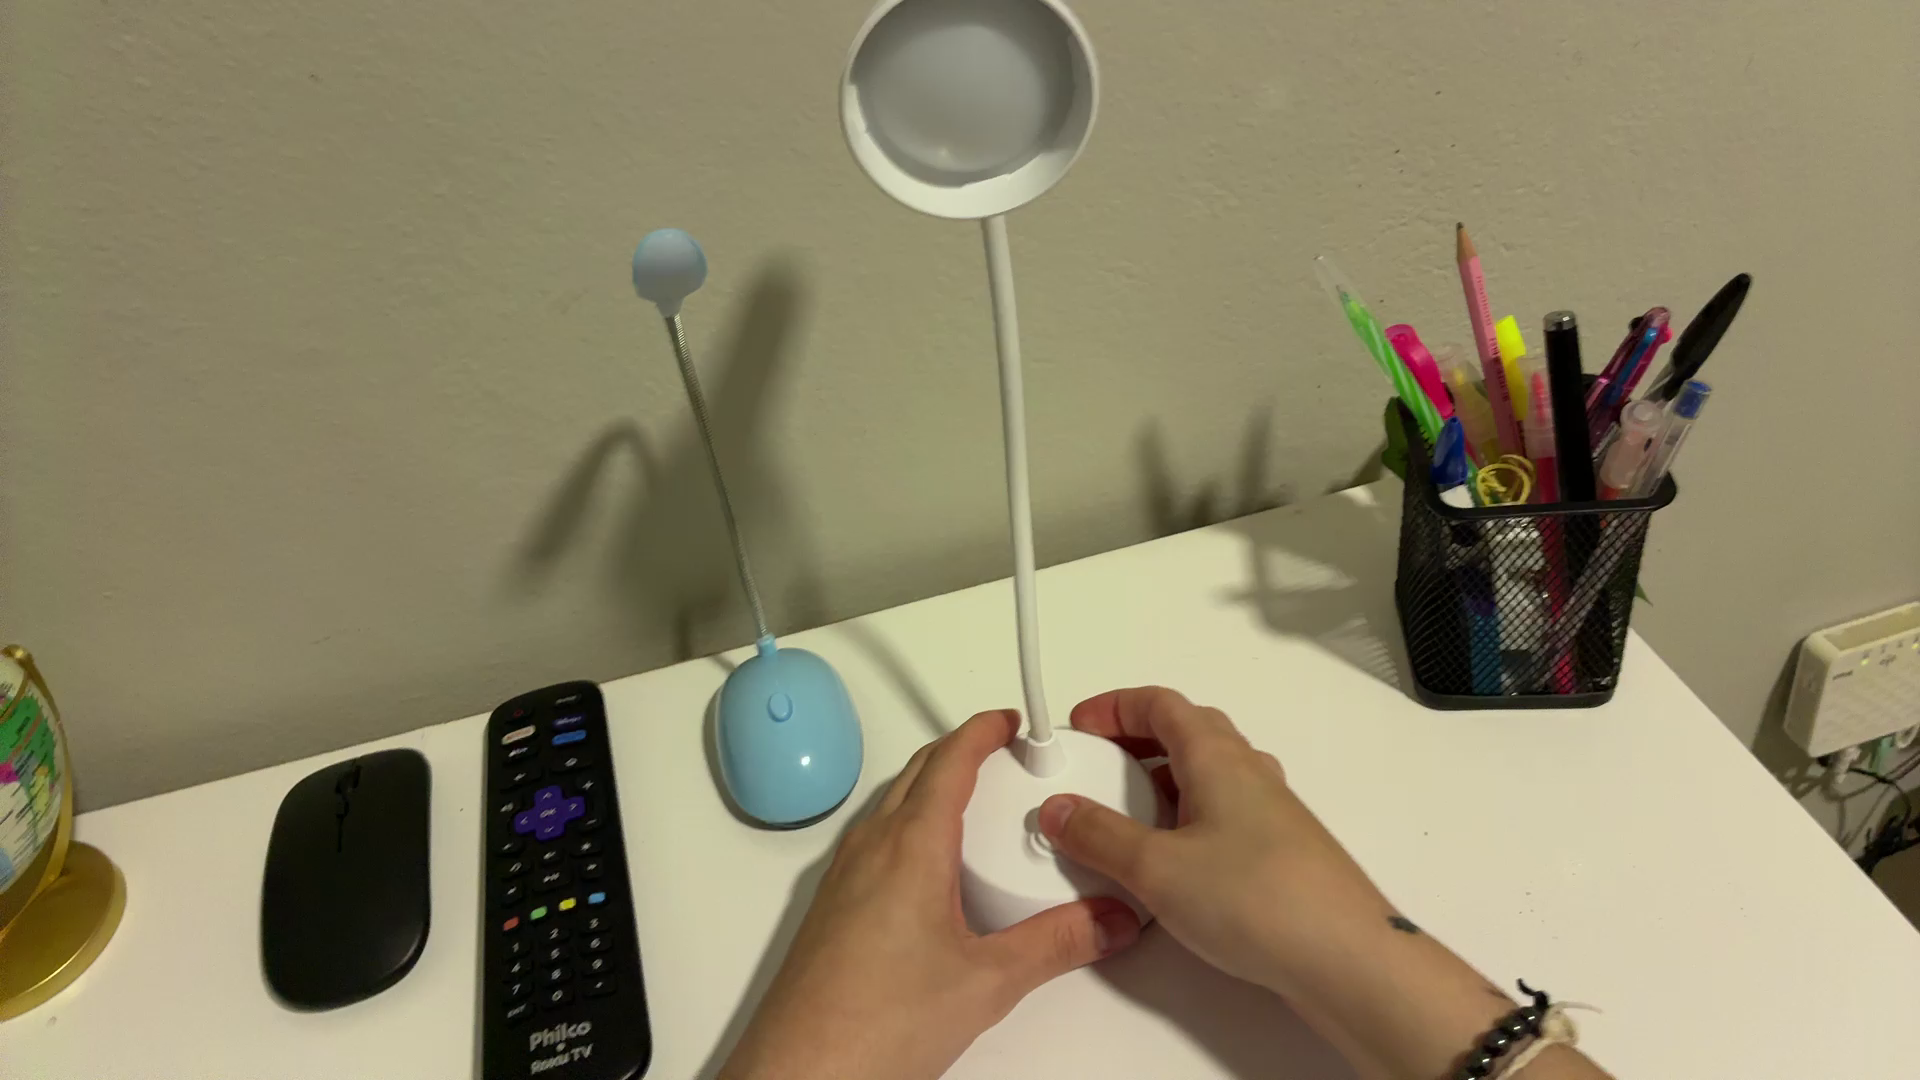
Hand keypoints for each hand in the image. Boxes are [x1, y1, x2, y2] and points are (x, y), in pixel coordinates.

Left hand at [719, 709, 1142, 1079]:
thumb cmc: (873, 1024)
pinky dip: (910, 816)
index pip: (951, 760)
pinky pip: (877, 830)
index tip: (1008, 721)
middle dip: (961, 748)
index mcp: (912, 844)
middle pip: (920, 768)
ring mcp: (847, 869)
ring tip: (972, 799)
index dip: (983, 730)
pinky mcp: (834, 896)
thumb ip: (1056, 945)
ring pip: (895, 796)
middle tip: (999, 751)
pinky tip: (929, 861)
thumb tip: (1106, 921)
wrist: (800, 1071)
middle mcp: (873, 844)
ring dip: (933, 780)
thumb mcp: (986, 982)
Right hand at [1036, 688, 1611, 1079]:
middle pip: (1187, 726)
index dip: (1113, 705)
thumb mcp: (1155, 868)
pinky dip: (1188, 808)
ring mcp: (1271, 806)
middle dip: (1136, 735)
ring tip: (1131, 809)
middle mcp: (1247, 768)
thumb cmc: (1251, 897)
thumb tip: (1055, 809)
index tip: (1078, 728)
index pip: (1159, 702)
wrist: (1351, 963)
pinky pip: (1224, 804)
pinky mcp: (1283, 846)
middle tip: (1100, 762)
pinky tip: (1176, 853)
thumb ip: (1098, 836)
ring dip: (1163, 772)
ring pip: (1208, 766)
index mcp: (1215, 755)